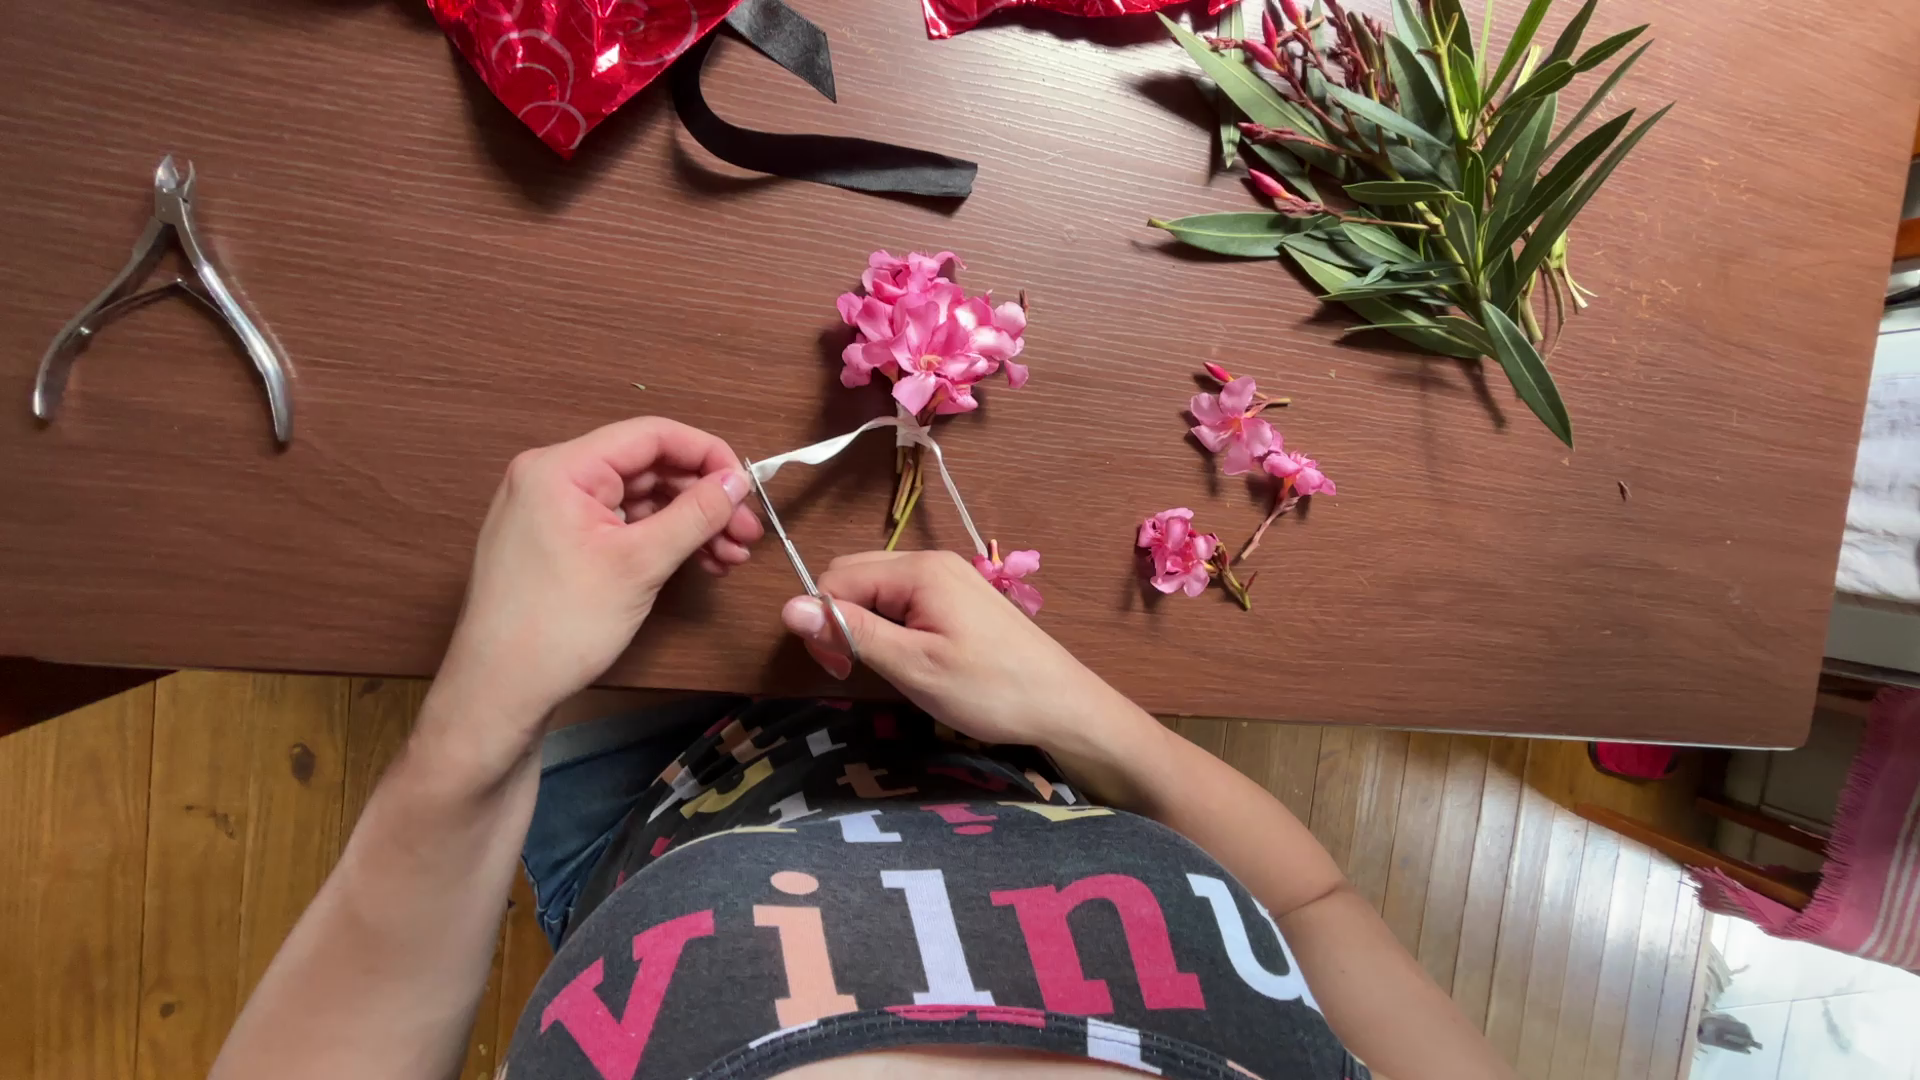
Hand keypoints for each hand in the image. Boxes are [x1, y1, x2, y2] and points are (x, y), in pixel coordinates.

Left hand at [438, 417, 762, 729]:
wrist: (501, 691)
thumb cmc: (561, 625)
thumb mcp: (640, 563)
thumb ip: (695, 513)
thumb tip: (739, 480)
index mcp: (562, 468)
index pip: (652, 435)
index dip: (709, 455)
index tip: (748, 487)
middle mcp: (556, 478)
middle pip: (651, 469)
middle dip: (706, 500)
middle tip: (748, 534)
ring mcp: (558, 510)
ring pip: (644, 500)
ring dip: (693, 524)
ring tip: (731, 557)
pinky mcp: (565, 540)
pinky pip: (627, 525)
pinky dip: (666, 541)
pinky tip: (701, 562)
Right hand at [779, 550, 1143, 752]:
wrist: (1062, 704)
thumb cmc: (989, 689)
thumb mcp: (914, 666)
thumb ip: (852, 632)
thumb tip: (788, 606)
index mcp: (919, 570)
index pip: (837, 577)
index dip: (823, 620)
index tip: (836, 667)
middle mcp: (932, 562)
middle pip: (856, 576)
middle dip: (841, 618)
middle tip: (855, 669)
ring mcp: (950, 577)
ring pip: (879, 590)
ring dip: (866, 624)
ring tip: (885, 666)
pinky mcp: (961, 597)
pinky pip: (906, 599)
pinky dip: (892, 625)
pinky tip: (909, 655)